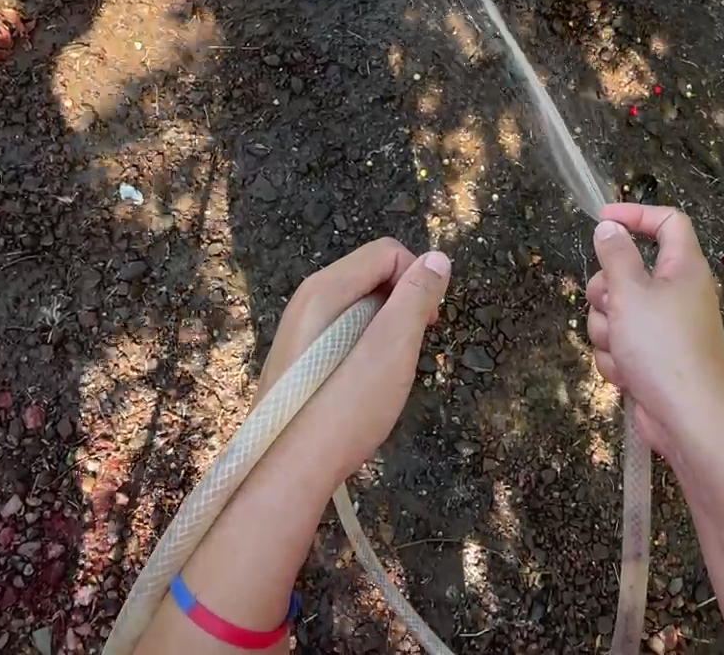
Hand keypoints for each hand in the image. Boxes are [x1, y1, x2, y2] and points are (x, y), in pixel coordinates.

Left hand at [252, 238, 452, 493]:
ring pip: (360, 305)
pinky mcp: (299, 357)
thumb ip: (415, 298)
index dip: (418, 278)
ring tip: (389, 373)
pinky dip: (365, 346)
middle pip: (372, 274)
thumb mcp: (392, 348)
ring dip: (387, 329)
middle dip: (403, 304)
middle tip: (411, 351)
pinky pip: (344, 331)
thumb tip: (437, 257)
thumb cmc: (344, 407)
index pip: (387, 251)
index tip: (429, 324)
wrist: (286, 472)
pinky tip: (365, 385)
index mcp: (326, 287)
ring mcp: (299, 328)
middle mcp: (308, 298)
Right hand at [586, 204, 723, 459]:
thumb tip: (609, 228)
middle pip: (628, 270)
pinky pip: (620, 342)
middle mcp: (676, 293)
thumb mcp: (631, 293)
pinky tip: (626, 374)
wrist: (689, 420)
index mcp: (683, 268)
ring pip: (616, 311)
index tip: (601, 220)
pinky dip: (616, 357)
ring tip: (622, 349)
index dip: (636, 214)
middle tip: (610, 304)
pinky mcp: (651, 357)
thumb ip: (615, 255)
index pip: (668, 222)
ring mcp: (664, 328)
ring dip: (608, 330)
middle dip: (606, 290)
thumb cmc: (664, 347)